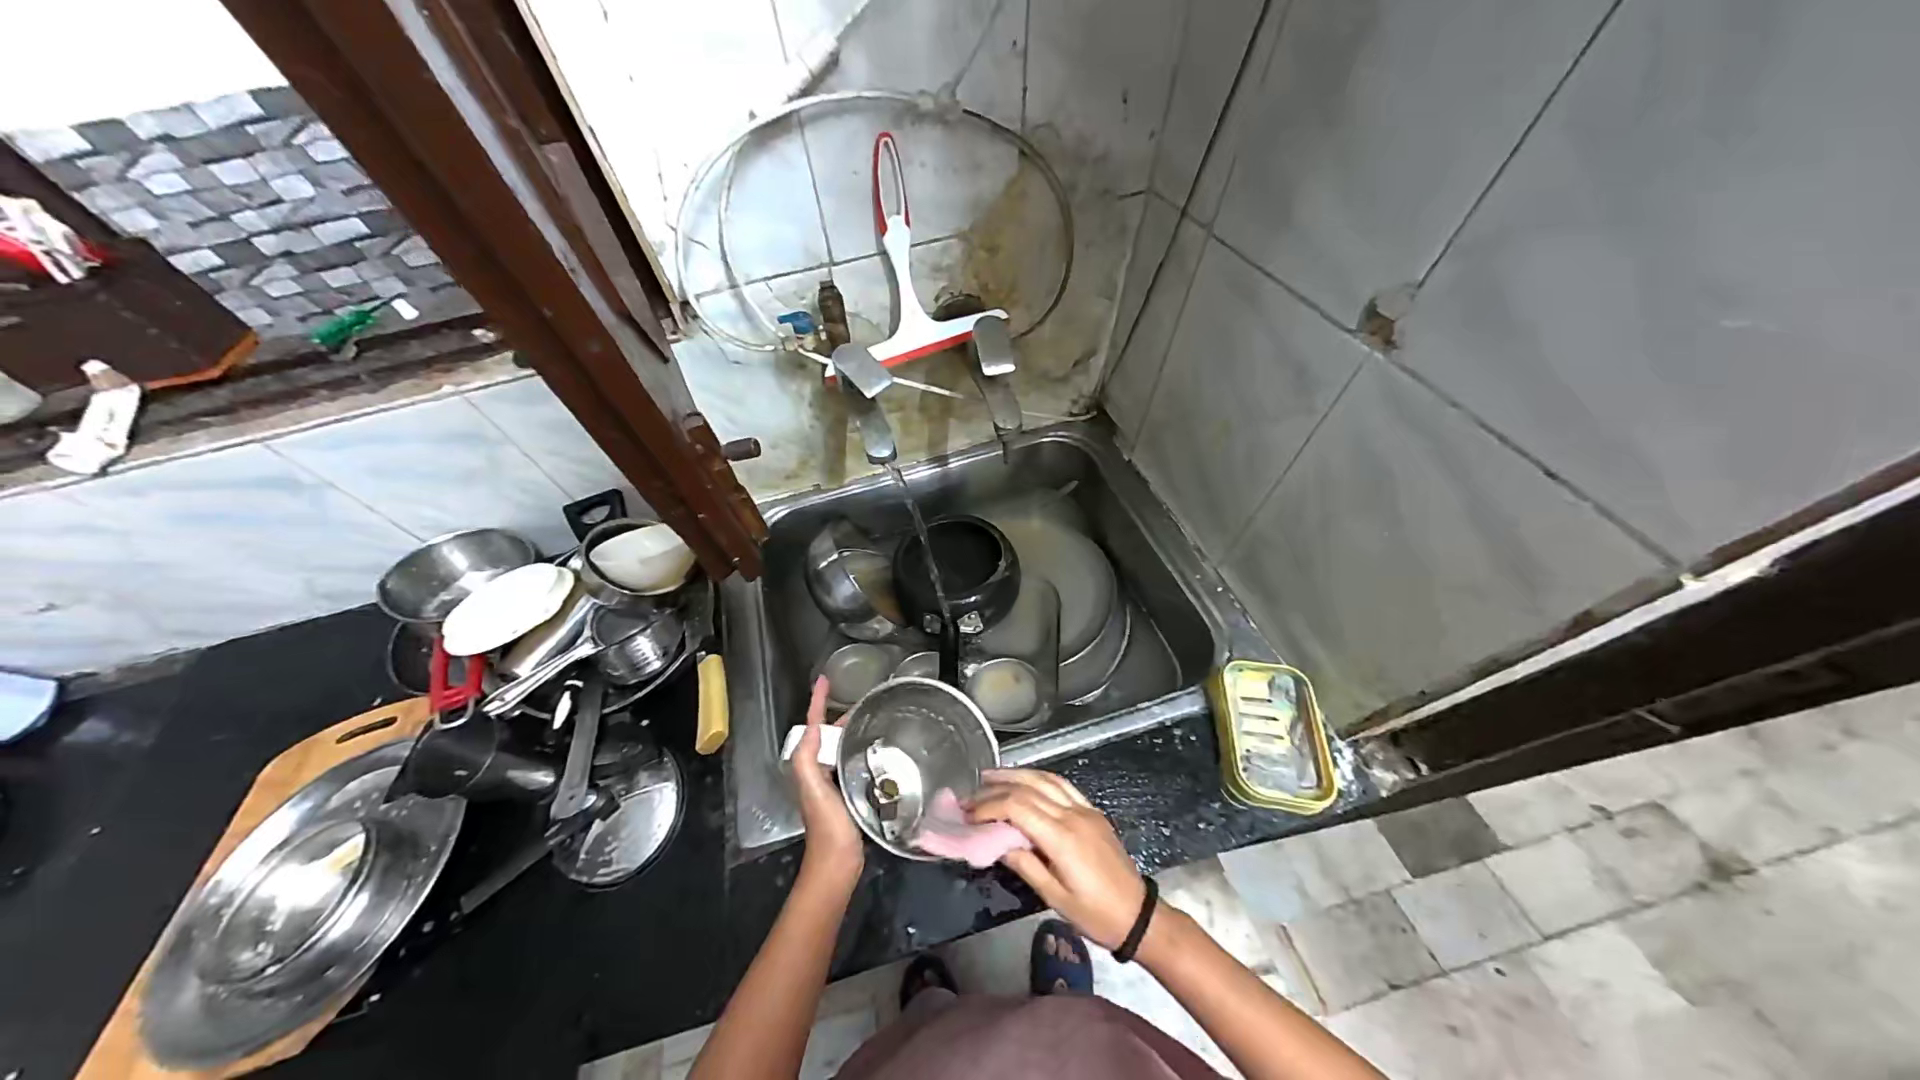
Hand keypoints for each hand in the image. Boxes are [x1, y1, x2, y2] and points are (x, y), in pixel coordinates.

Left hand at [792, 676, 862, 880]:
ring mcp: (834, 782)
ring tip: (874, 716)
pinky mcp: (850, 793)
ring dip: (852, 730)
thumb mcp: (812, 788)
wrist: (838, 863)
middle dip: (839, 714)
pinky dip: (863, 749)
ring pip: (841, 747)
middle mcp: (818, 771)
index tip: (825, 680)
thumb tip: (812, 726)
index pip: (810, 726)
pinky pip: (854, 762)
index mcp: (808, 766)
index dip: (817, 702)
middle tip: (864, 700)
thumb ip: (806, 758)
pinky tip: (881, 748)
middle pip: (827, 734)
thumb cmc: (826, 825)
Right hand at [966, 769, 1145, 950]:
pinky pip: (1062, 785)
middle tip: (969, 798)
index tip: (968, 816)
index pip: (1017, 807)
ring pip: (1045, 779)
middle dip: (994, 790)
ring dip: (1015, 775)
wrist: (1137, 915)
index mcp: (1061, 837)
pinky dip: (1039, 777)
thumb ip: (1024, 865)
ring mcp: (1084, 810)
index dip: (989, 806)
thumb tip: (996, 844)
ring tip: (989, 777)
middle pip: (1027, 789)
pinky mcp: (1092, 811)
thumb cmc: (1095, 914)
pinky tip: (1025, 779)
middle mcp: (1072, 815)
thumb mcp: (1054, 897)